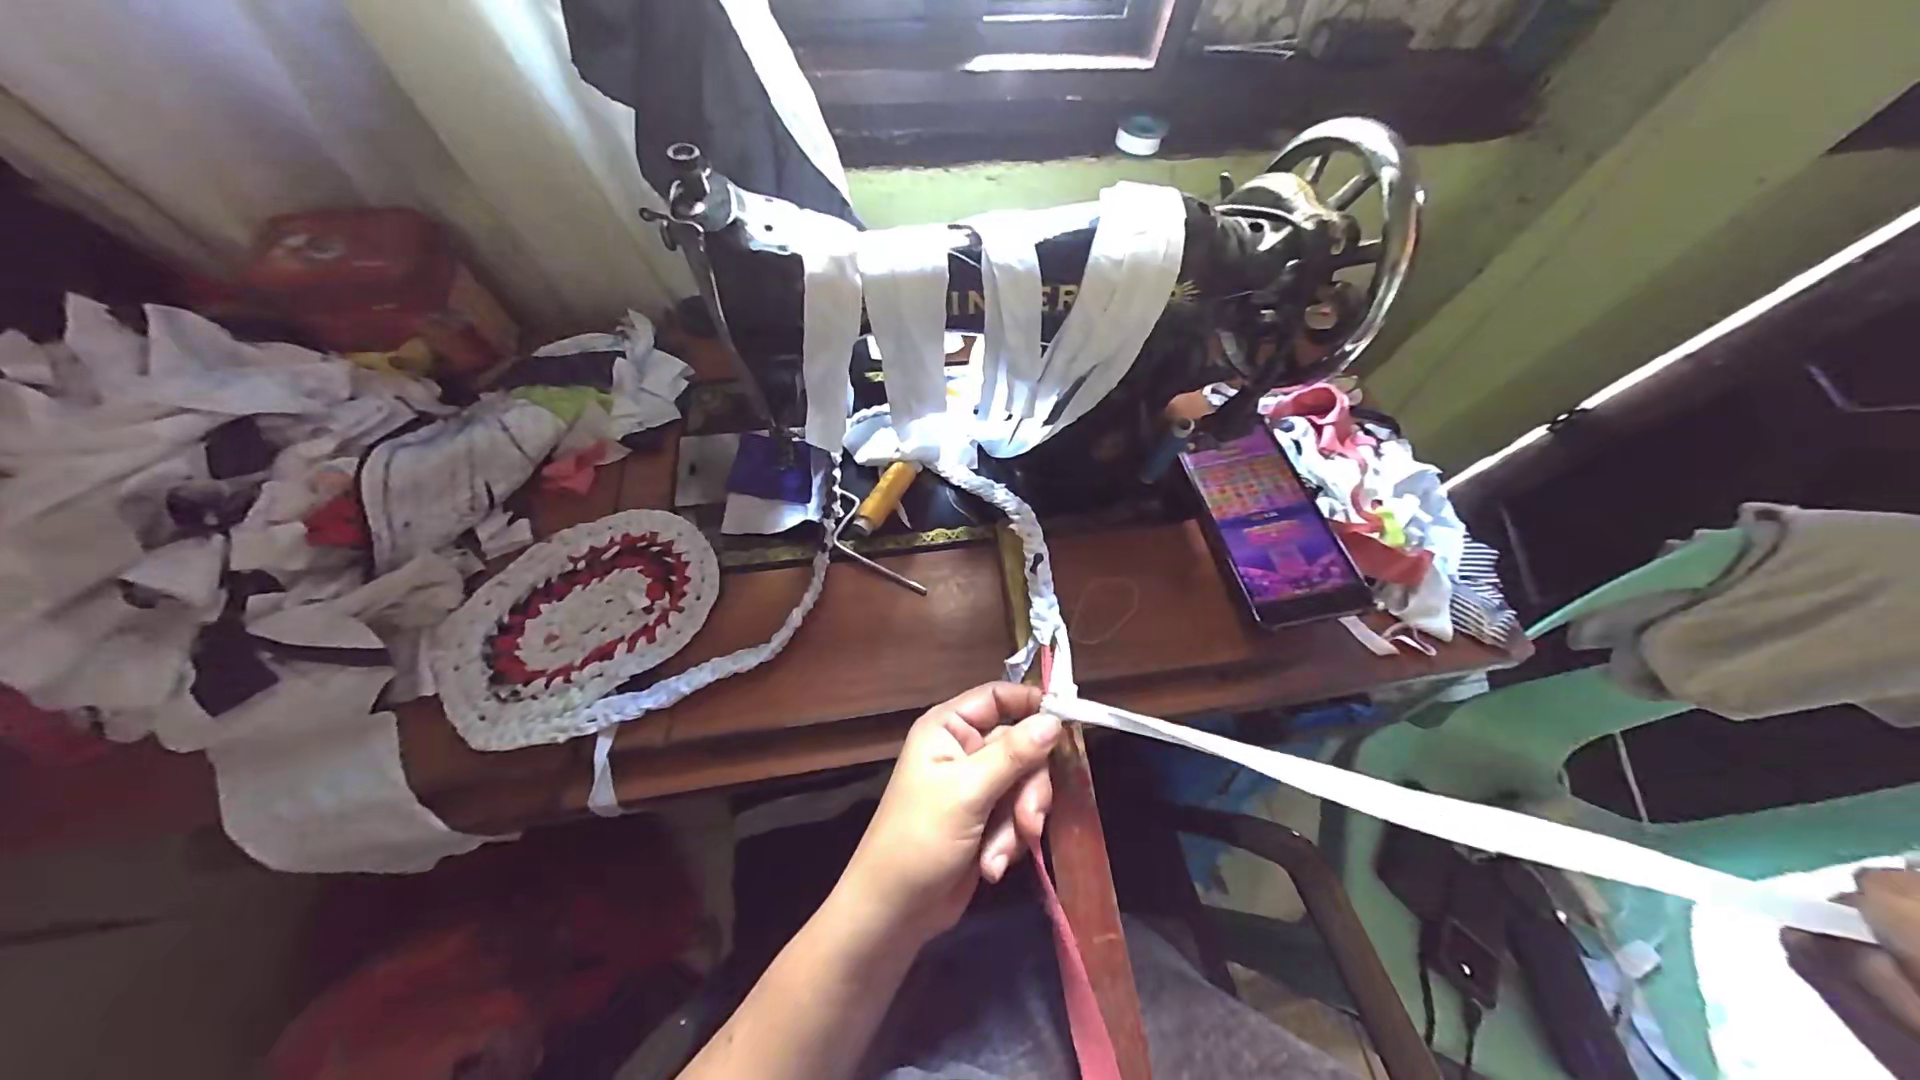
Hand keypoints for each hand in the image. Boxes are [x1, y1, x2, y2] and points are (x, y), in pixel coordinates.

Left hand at [834, 682, 1061, 949]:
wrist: (895, 912)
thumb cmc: (920, 839)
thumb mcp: (968, 792)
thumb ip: (1014, 754)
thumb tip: (1055, 720)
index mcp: (948, 728)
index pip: (998, 696)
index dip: (1032, 704)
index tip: (1067, 722)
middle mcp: (964, 749)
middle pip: (1023, 746)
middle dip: (1028, 789)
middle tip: (1028, 820)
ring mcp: (976, 785)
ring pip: (1026, 784)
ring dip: (1019, 822)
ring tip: (998, 854)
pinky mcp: (986, 818)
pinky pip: (1018, 815)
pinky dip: (1011, 840)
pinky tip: (992, 865)